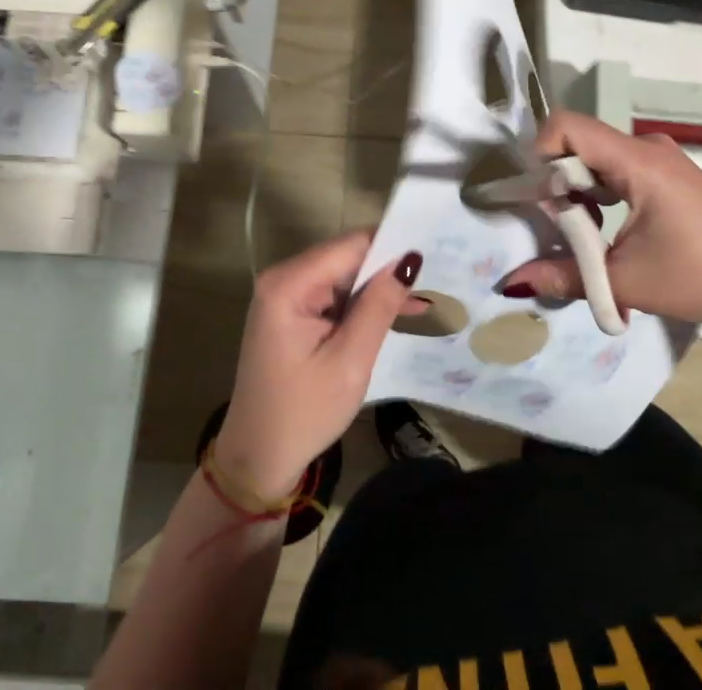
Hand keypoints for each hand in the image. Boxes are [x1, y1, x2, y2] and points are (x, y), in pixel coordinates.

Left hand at [212, 230, 423, 500]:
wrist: (259, 457)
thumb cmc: (304, 413)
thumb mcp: (350, 361)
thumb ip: (378, 306)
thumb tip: (409, 261)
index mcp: (289, 285)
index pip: (351, 245)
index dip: (393, 245)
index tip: (438, 250)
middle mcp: (283, 280)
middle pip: (347, 257)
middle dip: (390, 266)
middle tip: (442, 272)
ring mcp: (285, 298)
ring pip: (344, 277)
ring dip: (381, 287)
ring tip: (431, 293)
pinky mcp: (292, 316)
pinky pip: (335, 297)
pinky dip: (364, 304)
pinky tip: (402, 311)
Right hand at [498, 111, 701, 331]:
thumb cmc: (701, 279)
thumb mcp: (625, 282)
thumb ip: (562, 277)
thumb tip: (511, 282)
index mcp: (639, 162)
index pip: (566, 126)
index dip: (540, 157)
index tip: (542, 204)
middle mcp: (649, 149)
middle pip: (579, 144)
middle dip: (558, 185)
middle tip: (562, 233)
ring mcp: (663, 160)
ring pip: (597, 159)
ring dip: (579, 194)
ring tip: (586, 239)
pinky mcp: (670, 176)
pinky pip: (617, 170)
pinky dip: (600, 195)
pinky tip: (609, 233)